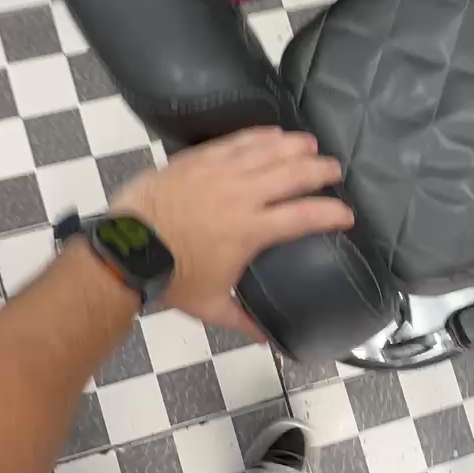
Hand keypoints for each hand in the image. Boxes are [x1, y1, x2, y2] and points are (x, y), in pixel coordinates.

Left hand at [108, 128, 352, 336]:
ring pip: (267, 151)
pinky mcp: (197, 160)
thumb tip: (269, 339)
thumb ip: (245, 320)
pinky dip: (258, 135)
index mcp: (251, 230)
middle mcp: (241, 196)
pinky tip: (273, 132)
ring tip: (312, 144)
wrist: (126, 251)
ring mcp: (219, 173)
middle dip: (321, 170)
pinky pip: (236, 141)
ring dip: (294, 146)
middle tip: (335, 169)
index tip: (348, 214)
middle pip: (293, 174)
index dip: (333, 213)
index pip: (305, 216)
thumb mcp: (211, 306)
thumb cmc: (171, 280)